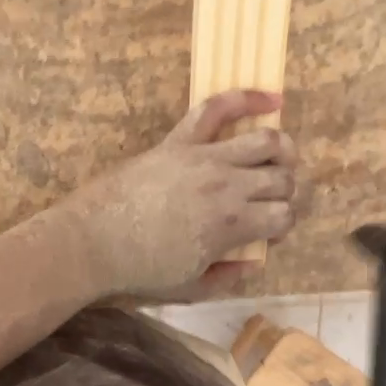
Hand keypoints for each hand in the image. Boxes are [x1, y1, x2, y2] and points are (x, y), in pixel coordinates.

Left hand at [40, 89, 296, 300]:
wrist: (94, 241)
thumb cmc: (141, 270)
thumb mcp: (191, 287)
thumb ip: (227, 276)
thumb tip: (253, 262)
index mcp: (233, 226)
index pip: (285, 216)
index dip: (287, 224)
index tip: (273, 233)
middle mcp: (228, 185)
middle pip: (283, 179)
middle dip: (292, 191)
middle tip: (280, 201)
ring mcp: (205, 157)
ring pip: (266, 141)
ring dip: (284, 150)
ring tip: (284, 160)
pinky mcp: (181, 141)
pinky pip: (217, 108)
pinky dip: (248, 98)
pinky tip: (271, 99)